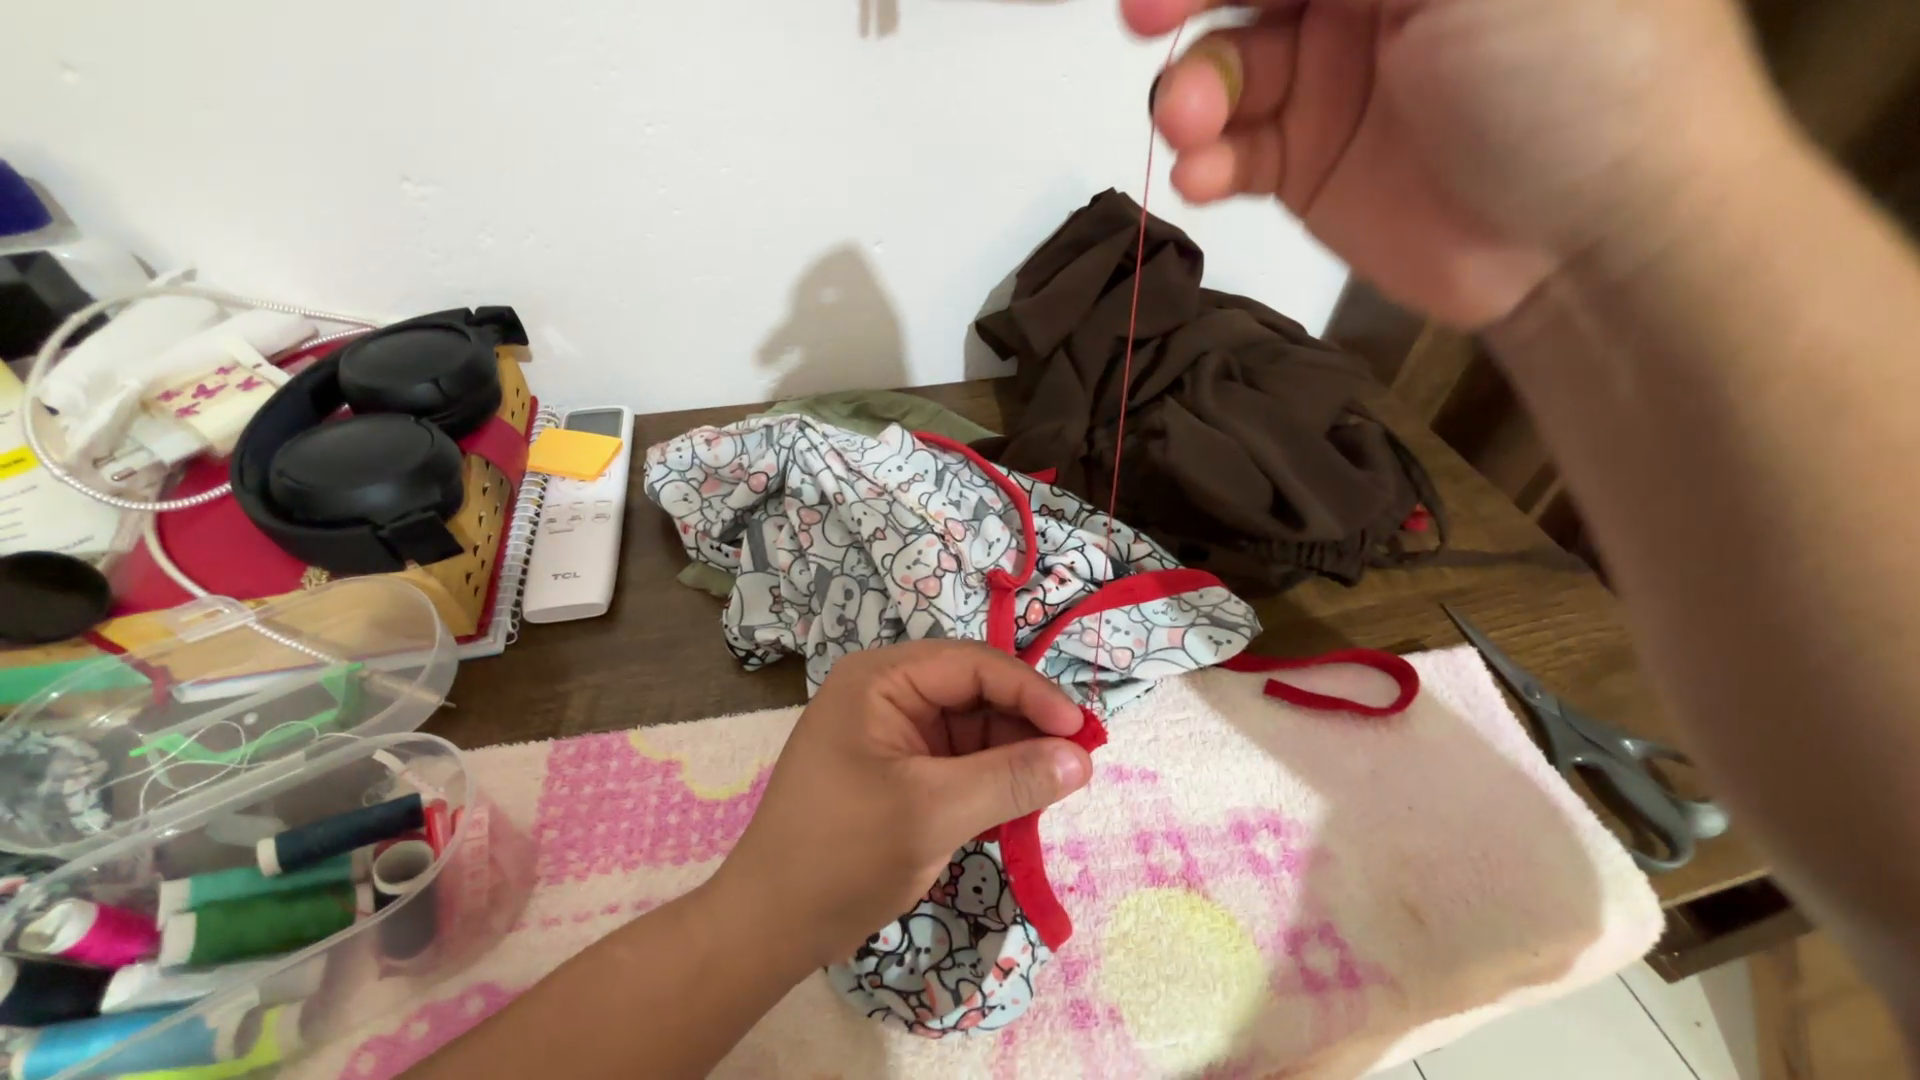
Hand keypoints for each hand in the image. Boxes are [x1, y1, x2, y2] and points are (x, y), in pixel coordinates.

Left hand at [708, 641, 1093, 968]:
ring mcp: (893, 734)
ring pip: (974, 729)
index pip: (973, 665)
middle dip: (1026, 726)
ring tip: (1053, 790)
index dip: (1032, 692)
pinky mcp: (900, 772)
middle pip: (976, 693)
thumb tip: (1083, 757)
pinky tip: (1020, 804)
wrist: (770, 926)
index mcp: (881, 680)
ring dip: (1013, 757)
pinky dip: (993, 781)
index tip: (1082, 732)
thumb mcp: (932, 813)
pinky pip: (961, 762)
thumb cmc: (841, 855)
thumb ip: (1011, 779)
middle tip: (1077, 765)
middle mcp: (887, 695)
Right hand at [1127, 0, 1790, 326]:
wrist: (1585, 239)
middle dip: (1186, 3)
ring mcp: (1328, 84)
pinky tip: (1203, 177)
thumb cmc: (1571, 67)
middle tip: (1141, 23)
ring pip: (1223, 72)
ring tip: (1191, 131)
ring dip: (1193, 97)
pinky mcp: (1303, 168)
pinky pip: (1231, 154)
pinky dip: (1207, 163)